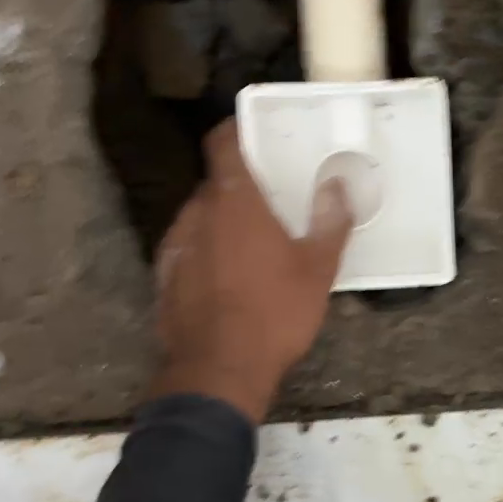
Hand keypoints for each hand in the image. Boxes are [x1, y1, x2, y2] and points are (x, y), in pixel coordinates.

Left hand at [147, 120, 352, 422]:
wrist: (220, 369)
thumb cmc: (275, 313)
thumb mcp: (318, 271)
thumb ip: (330, 224)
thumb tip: (338, 187)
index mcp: (235, 201)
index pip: (222, 144)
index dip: (234, 132)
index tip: (250, 134)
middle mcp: (197, 214)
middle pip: (214, 186)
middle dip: (238, 192)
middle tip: (268, 210)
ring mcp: (175, 247)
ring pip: (199, 221)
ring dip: (221, 227)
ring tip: (248, 253)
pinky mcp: (164, 280)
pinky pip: (188, 254)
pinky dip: (205, 257)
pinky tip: (224, 283)